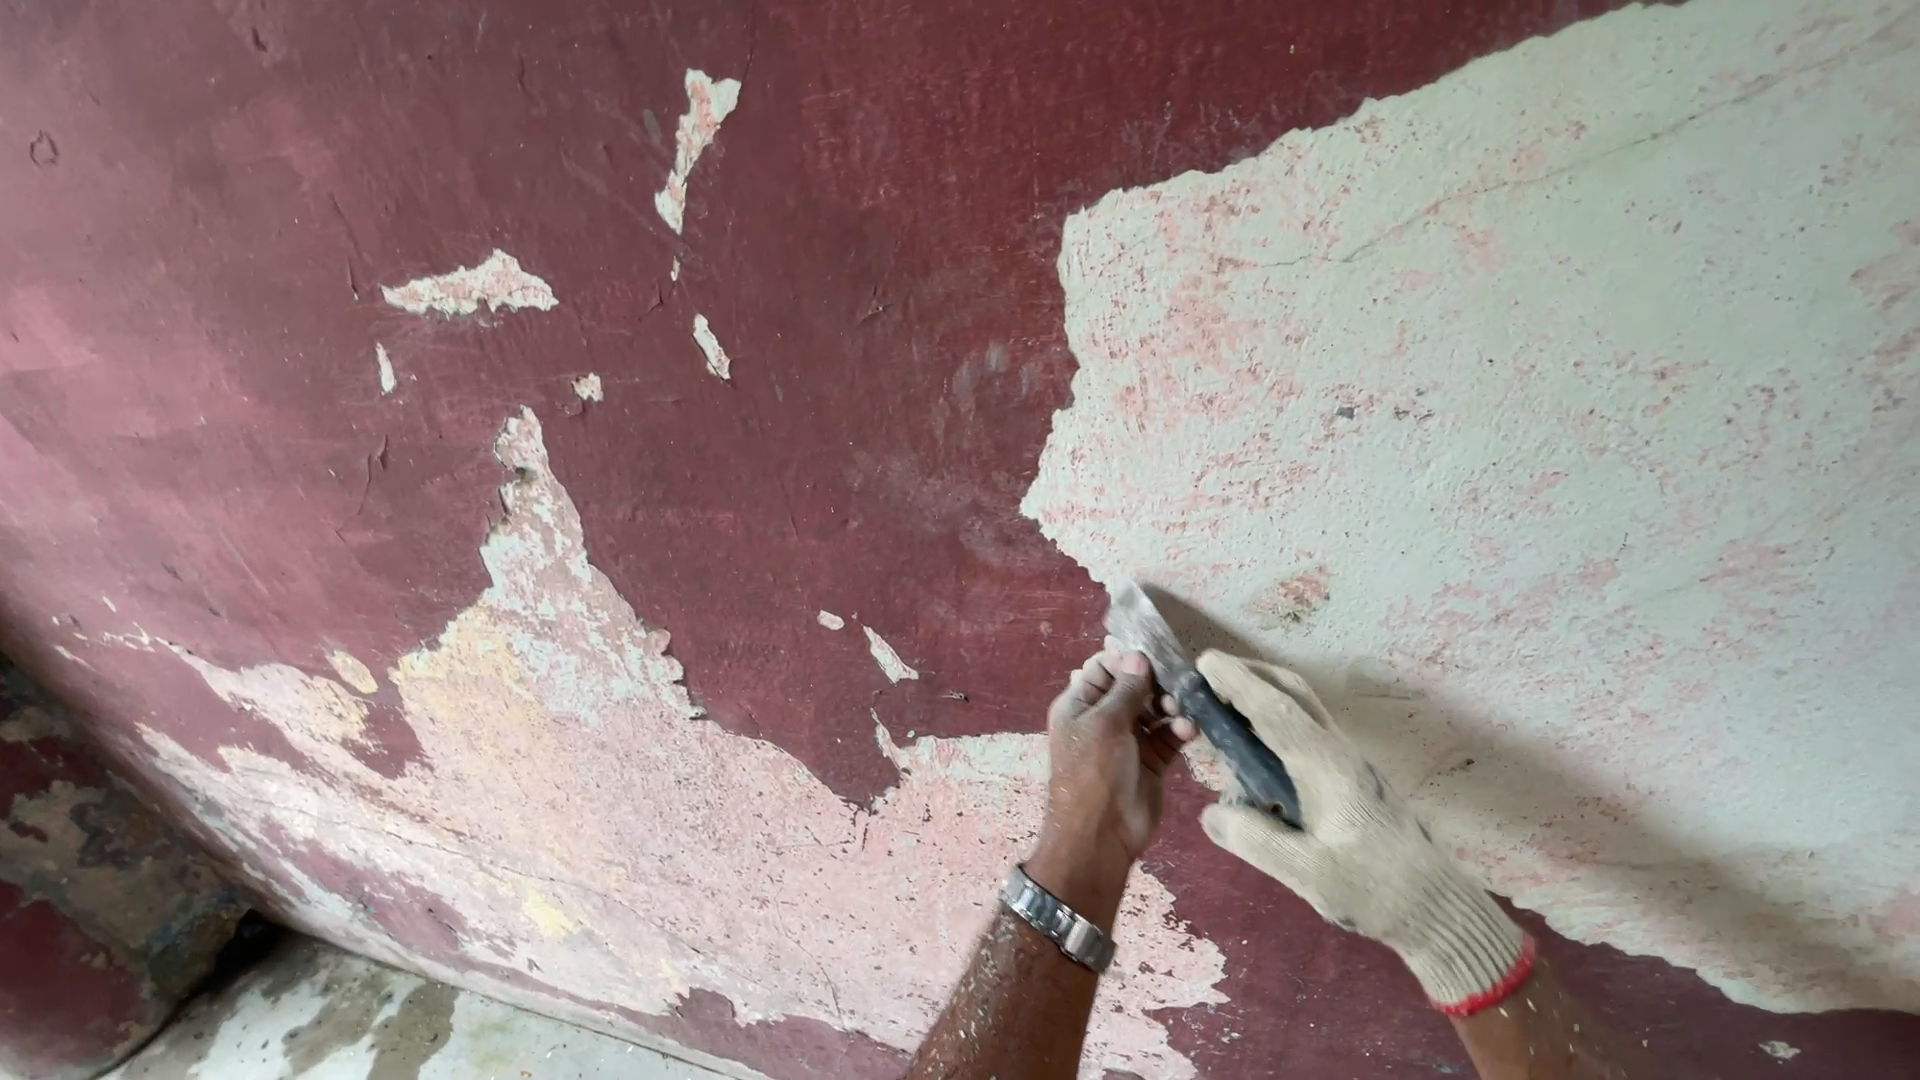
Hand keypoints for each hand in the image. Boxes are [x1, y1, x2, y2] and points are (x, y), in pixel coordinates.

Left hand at [1026, 651, 1195, 929]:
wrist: (1102, 832)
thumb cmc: (1094, 770)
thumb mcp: (1105, 723)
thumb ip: (1125, 689)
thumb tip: (1138, 657)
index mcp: (1079, 703)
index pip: (1102, 668)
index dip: (1125, 659)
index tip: (1151, 656)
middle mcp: (1102, 718)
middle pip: (1132, 686)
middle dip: (1153, 682)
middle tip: (1170, 686)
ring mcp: (1127, 739)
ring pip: (1153, 709)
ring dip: (1168, 705)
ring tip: (1176, 712)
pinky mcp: (1151, 760)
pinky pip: (1167, 735)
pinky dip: (1178, 729)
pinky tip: (1187, 730)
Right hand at [1194, 650, 1532, 1013]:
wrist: (1437, 909)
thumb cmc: (1375, 889)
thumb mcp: (1307, 873)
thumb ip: (1254, 839)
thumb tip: (1209, 812)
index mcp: (1324, 764)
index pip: (1274, 708)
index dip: (1236, 683)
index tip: (1203, 663)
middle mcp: (1335, 750)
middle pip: (1290, 691)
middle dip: (1247, 674)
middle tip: (1206, 680)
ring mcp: (1344, 761)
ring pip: (1298, 707)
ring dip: (1259, 695)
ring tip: (1219, 711)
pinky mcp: (1345, 776)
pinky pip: (1301, 731)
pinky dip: (1270, 721)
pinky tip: (1251, 752)